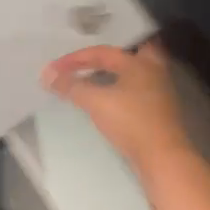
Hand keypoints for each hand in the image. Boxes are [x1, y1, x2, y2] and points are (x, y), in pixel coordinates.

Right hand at [42, 41, 192, 172]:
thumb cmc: (130, 122)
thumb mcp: (96, 102)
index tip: (54, 68)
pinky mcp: (158, 110)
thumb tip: (47, 74)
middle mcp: (153, 71)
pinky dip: (119, 87)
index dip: (75, 58)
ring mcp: (159, 91)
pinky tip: (107, 98)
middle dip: (108, 55)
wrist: (162, 157)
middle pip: (129, 53)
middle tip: (89, 58)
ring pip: (133, 72)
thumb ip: (71, 86)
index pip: (103, 52)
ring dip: (113, 72)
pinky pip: (135, 89)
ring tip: (93, 77)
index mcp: (139, 64)